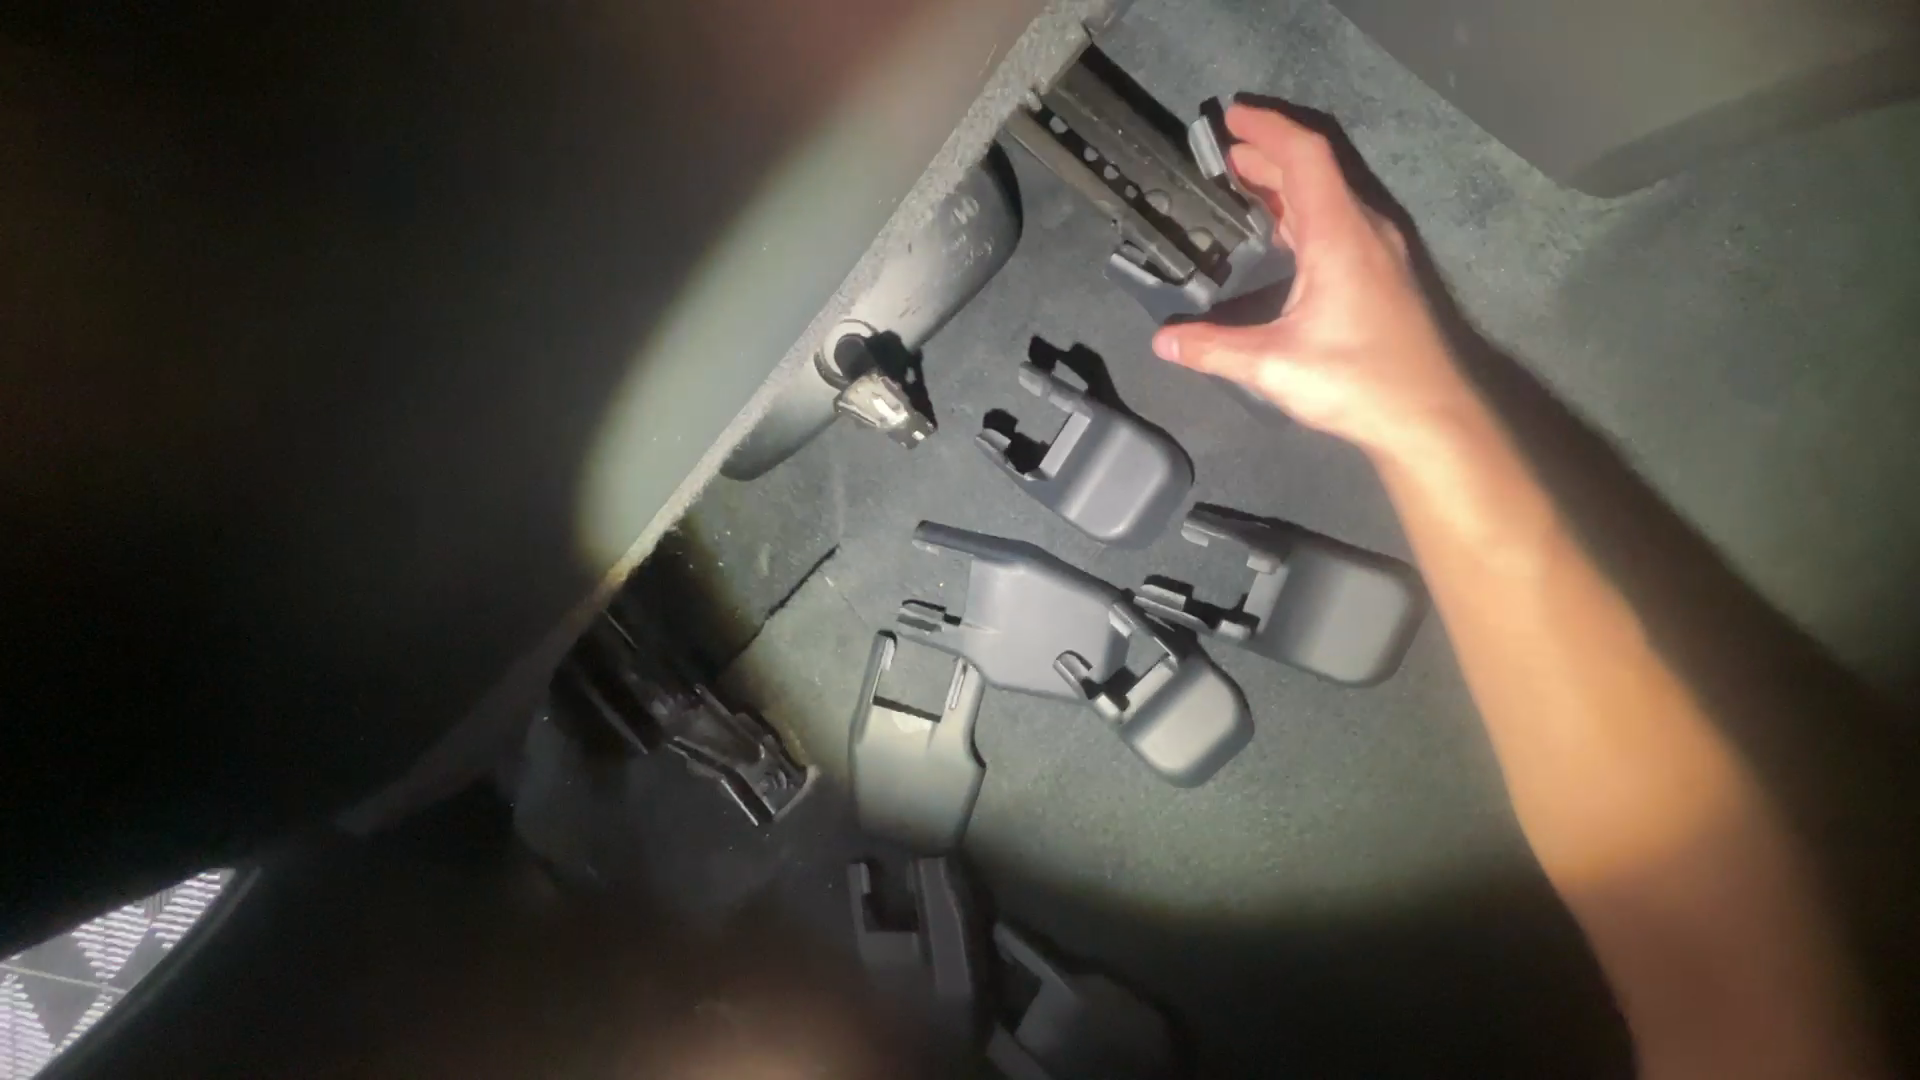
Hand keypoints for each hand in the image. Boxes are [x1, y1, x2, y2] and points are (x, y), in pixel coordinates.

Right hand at [1152, 104, 1472, 459]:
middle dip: (1269, 154)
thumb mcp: (1271, 365)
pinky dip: (1302, 212)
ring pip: (1329, 197)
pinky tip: (1282, 233)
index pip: (1304, 157)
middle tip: (1225, 153)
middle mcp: (1363, 230)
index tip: (1231, 118)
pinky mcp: (1380, 275)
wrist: (1426, 413)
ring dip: (1286, 184)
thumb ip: (1212, 349)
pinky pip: (1337, 222)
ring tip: (1245, 183)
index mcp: (1338, 235)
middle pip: (1316, 171)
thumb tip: (1162, 342)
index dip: (1267, 130)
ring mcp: (1377, 252)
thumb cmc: (1354, 381)